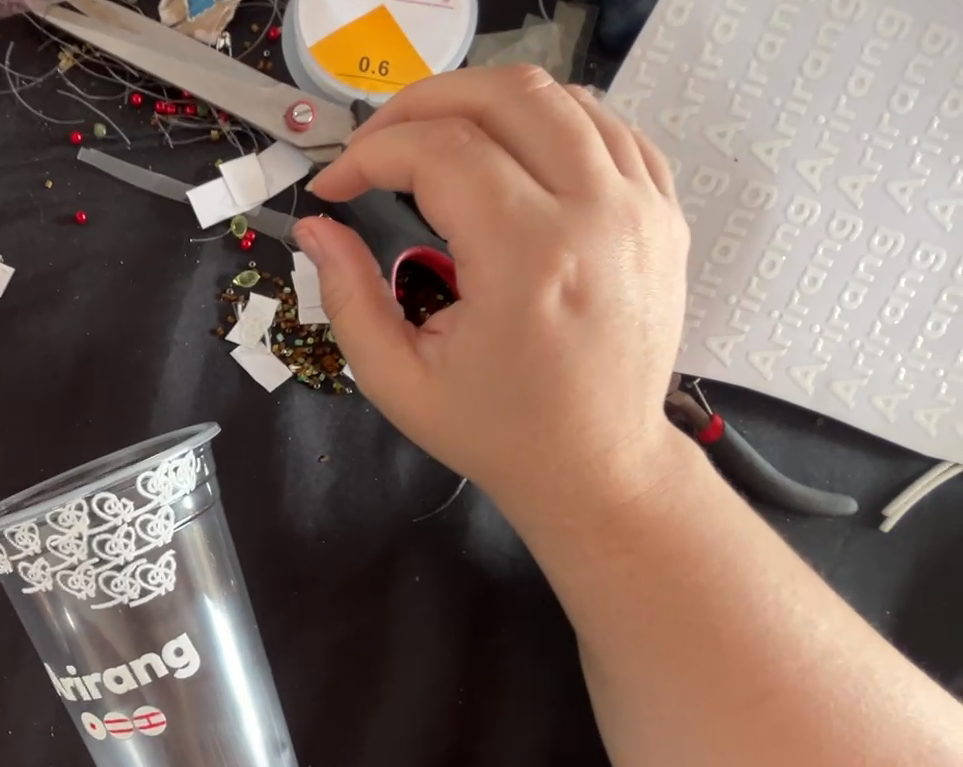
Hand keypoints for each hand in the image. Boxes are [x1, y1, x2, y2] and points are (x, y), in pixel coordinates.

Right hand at [294, 66, 692, 524]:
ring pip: (560, 96)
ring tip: (423, 148)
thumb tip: (315, 229)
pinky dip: (538, 124)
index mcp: (526, 257)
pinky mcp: (662, 208)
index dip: (369, 156)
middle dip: (417, 105)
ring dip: (476, 106)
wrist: (594, 460)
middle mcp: (597, 210)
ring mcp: (643, 203)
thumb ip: (347, 296)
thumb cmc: (488, 428)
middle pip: (506, 95)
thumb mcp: (394, 378)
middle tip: (368, 149)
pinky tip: (497, 159)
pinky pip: (604, 127)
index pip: (441, 152)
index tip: (329, 189)